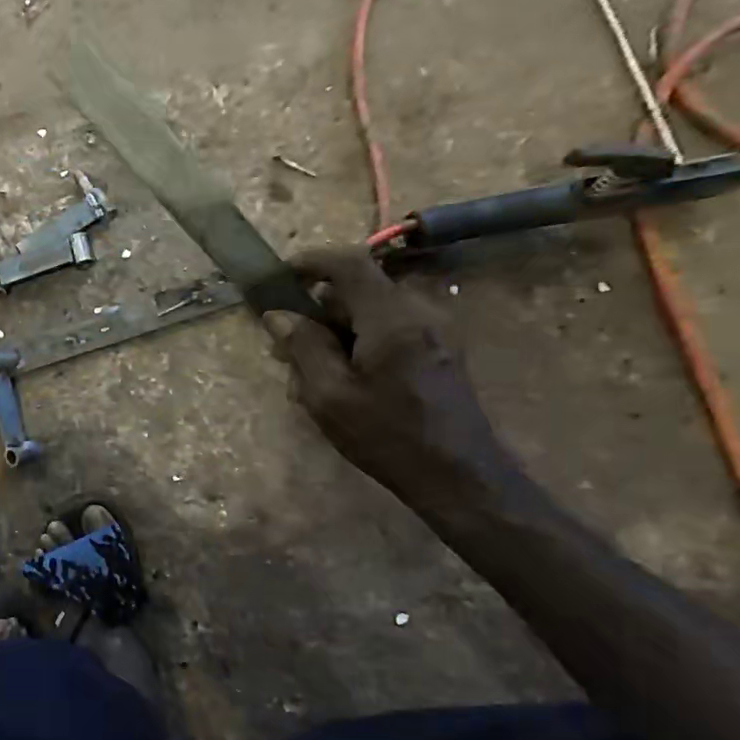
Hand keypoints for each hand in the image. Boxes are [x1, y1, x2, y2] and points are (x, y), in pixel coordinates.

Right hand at [262, 250, 513, 512]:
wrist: (460, 477)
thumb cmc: (388, 436)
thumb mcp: (330, 396)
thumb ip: (303, 347)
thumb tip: (279, 315)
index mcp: (391, 317)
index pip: (348, 263)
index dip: (310, 262)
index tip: (281, 277)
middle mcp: (419, 311)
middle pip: (358, 290)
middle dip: (318, 312)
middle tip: (287, 348)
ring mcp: (435, 329)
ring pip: (372, 312)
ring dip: (338, 333)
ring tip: (312, 376)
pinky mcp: (441, 349)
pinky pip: (391, 329)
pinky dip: (361, 344)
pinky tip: (345, 383)